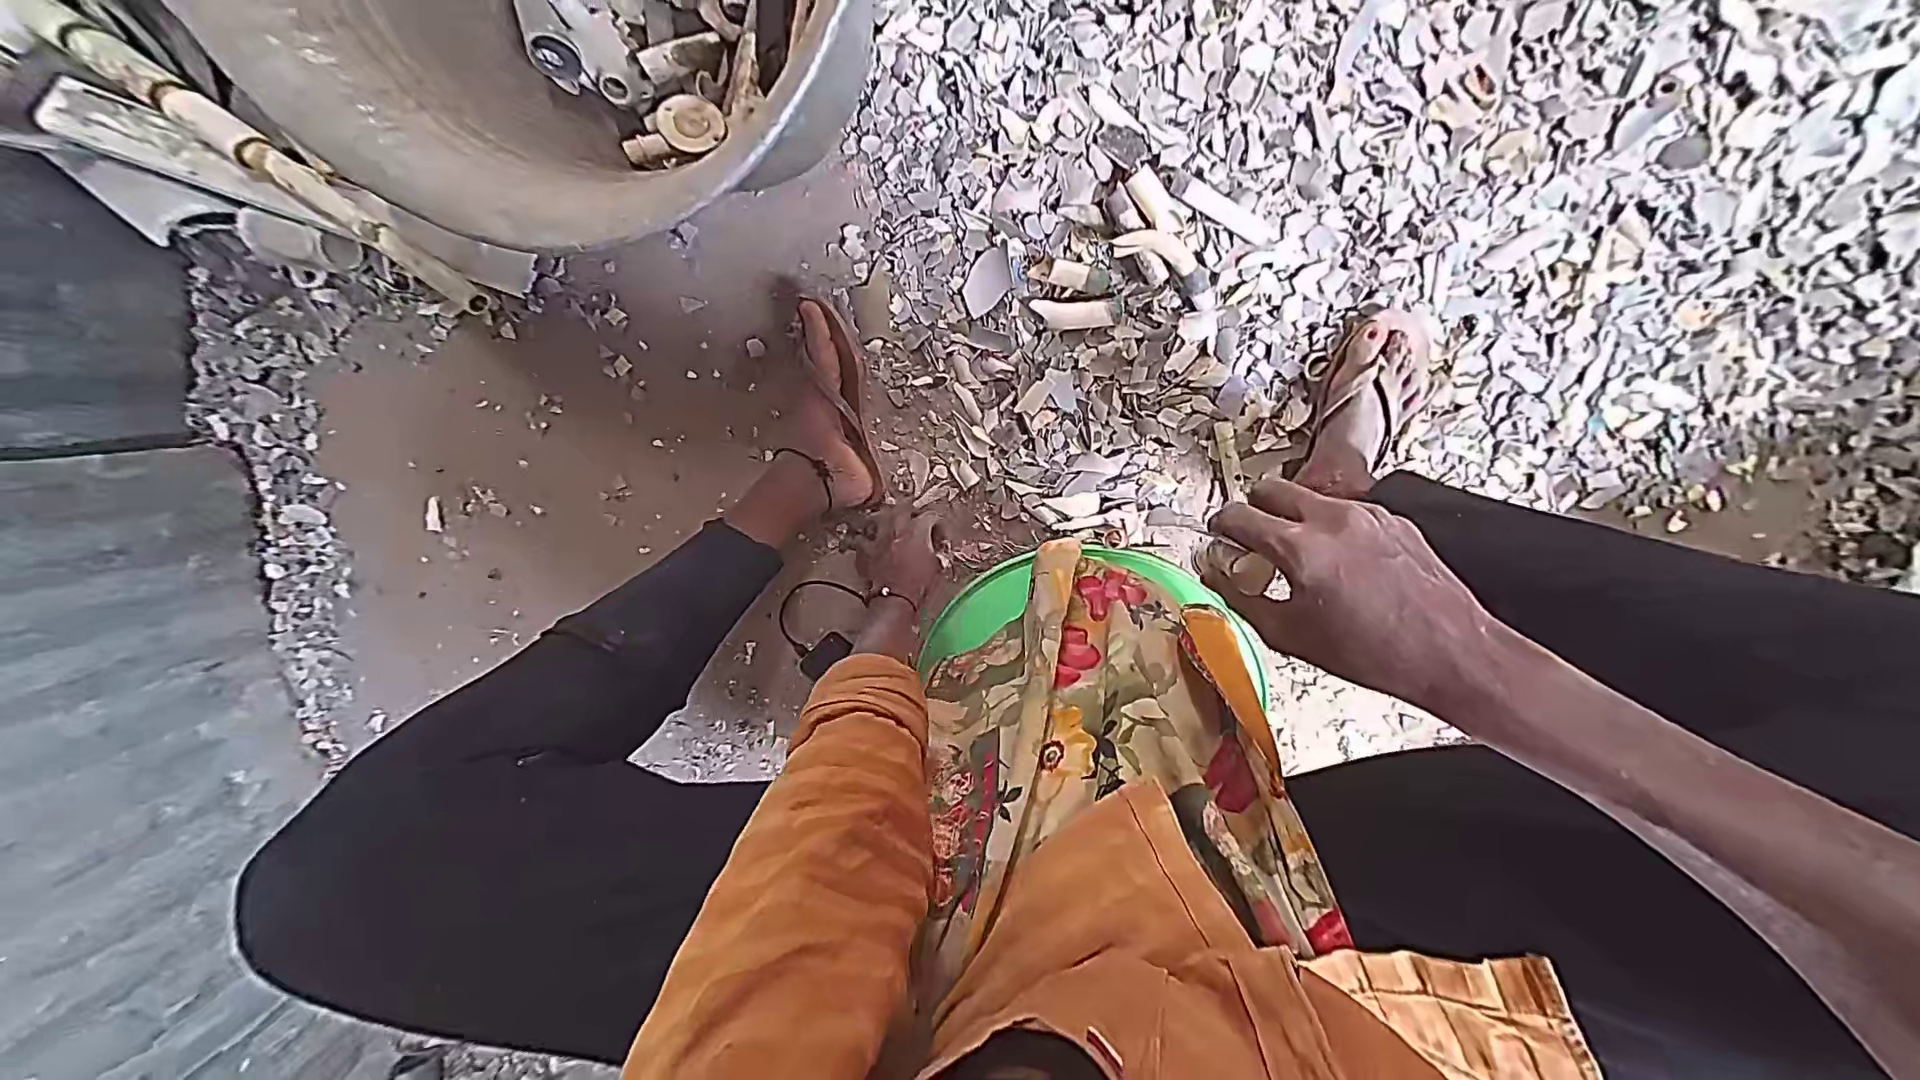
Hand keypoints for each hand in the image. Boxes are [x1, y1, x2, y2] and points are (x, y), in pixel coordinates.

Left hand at [858, 507, 946, 608]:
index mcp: (917, 530)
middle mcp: (896, 529)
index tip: (937, 532)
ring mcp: (878, 538)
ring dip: (887, 519)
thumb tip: (937, 548)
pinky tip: (871, 542)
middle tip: (915, 520)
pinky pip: (863, 537)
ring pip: (880, 517)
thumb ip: (937, 550)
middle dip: (911, 512)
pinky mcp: (865, 551)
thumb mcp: (937, 565)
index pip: (930, 516)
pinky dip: (867, 538)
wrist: (896, 600)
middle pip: (903, 509)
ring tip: (891, 524)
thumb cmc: (918, 585)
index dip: (936, 524)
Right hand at [1205, 478, 1496, 709]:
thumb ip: (1240, 597)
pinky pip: (1344, 509)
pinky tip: (1335, 561)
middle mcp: (1332, 519)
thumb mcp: (1288, 634)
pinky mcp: (1393, 520)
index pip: (1238, 515)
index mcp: (1300, 548)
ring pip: (1307, 495)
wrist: (1450, 653)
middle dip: (1252, 509)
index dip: (1220, 526)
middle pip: (1268, 488)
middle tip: (1250, 537)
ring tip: (1295, 554)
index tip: (1219, 537)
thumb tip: (1217, 574)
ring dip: (1289, 516)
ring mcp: (1367, 514)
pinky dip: (1327, 526)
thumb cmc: (1374, 651)